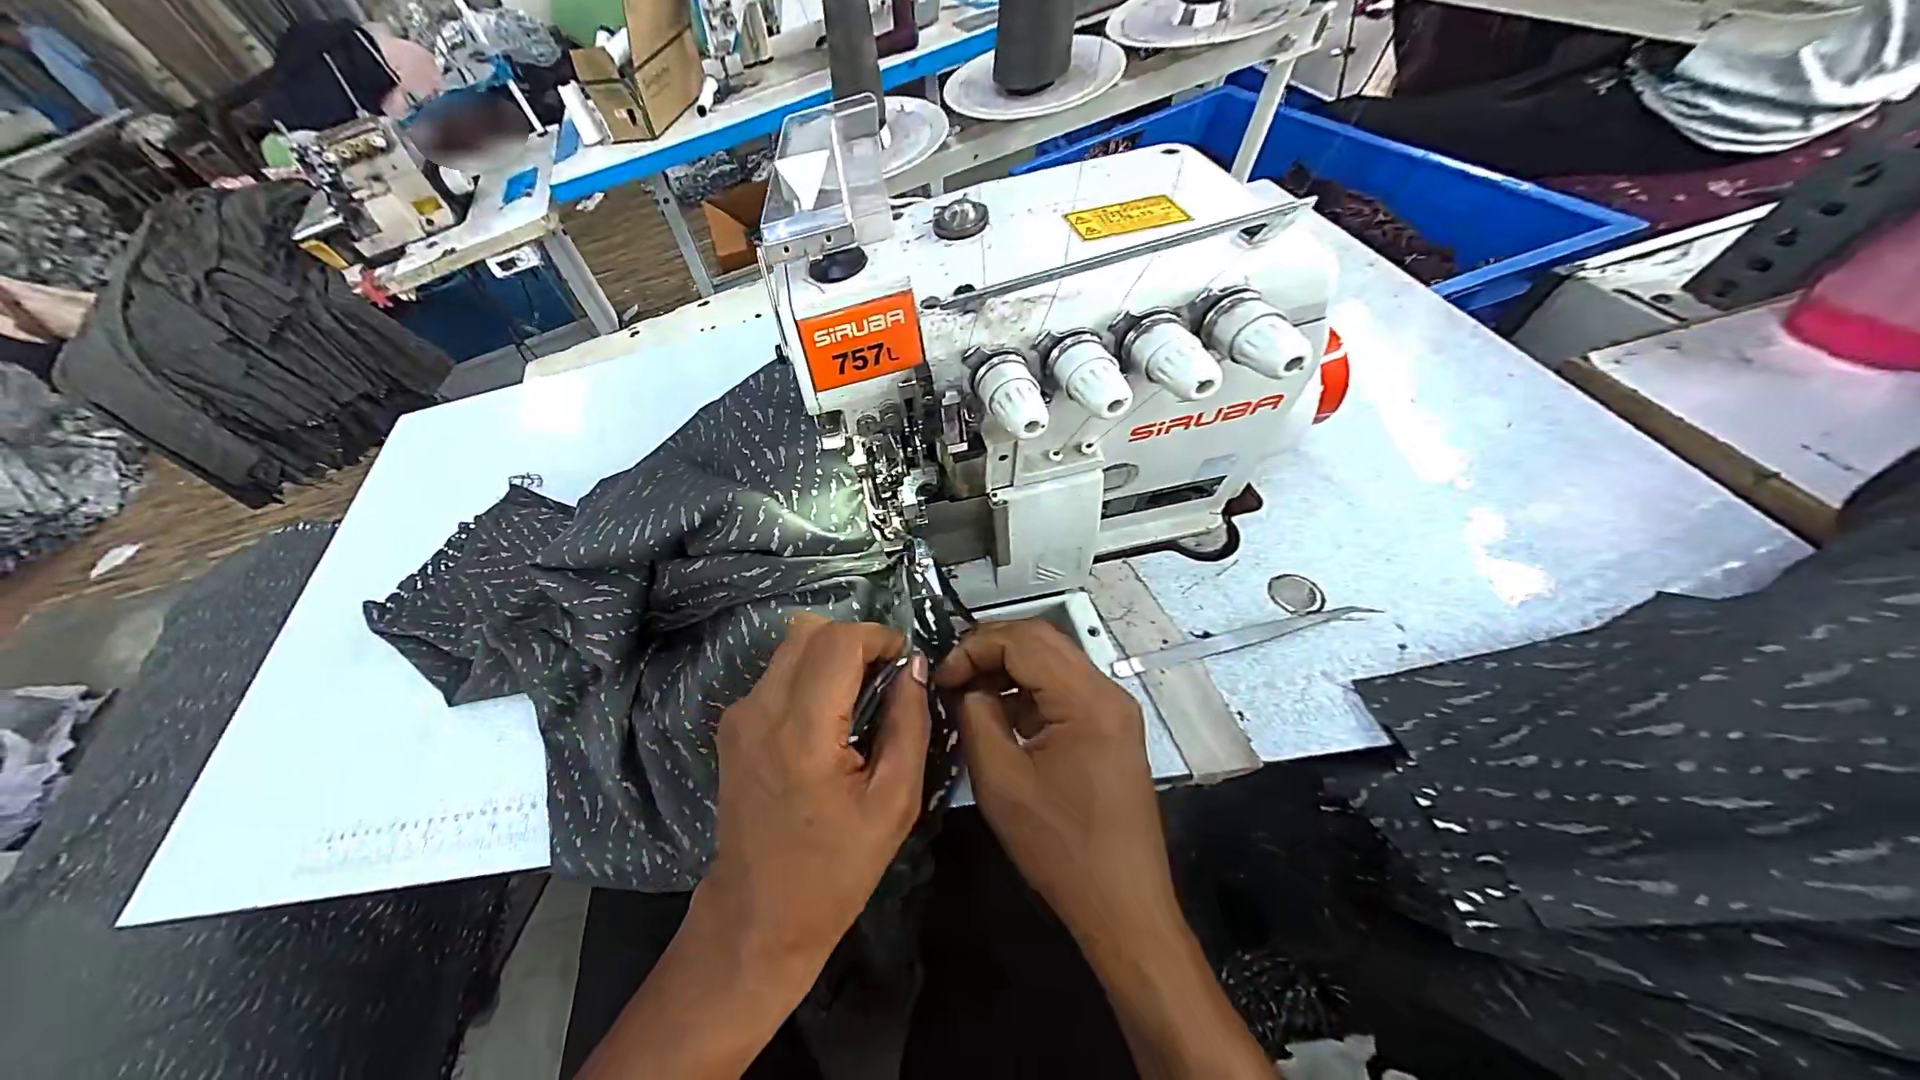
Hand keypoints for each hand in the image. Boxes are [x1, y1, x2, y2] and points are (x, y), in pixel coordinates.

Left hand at [578, 616, 931, 1079]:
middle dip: (856, 640)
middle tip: (886, 676)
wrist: (758, 916)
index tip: (904, 662)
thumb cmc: (835, 869)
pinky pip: (777, 672)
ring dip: (832, 654)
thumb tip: (913, 666)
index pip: (838, 642)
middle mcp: (760, 710)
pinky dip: (810, 673)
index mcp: (802, 732)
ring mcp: (738, 715)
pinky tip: (831, 716)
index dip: (879, 637)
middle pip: (810, 630)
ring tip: (861, 695)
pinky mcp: (732, 725)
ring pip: (790, 645)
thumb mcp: (895, 802)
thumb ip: (908, 723)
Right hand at [939, 620, 1273, 1079]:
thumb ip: (976, 717)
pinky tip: (998, 710)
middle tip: (951, 675)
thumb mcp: (1001, 781)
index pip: (1023, 640)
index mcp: (1087, 699)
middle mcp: (1107, 691)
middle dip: (990, 648)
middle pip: (1041, 640)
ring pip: (1052, 660)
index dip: (974, 647)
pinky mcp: (1110, 726)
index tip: (941, 676)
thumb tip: (963, 685)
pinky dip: (1027, 690)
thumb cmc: (1060, 848)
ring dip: (1008, 667)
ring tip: (967, 691)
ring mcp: (1113, 708)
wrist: (1122, 904)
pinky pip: (1063, 688)